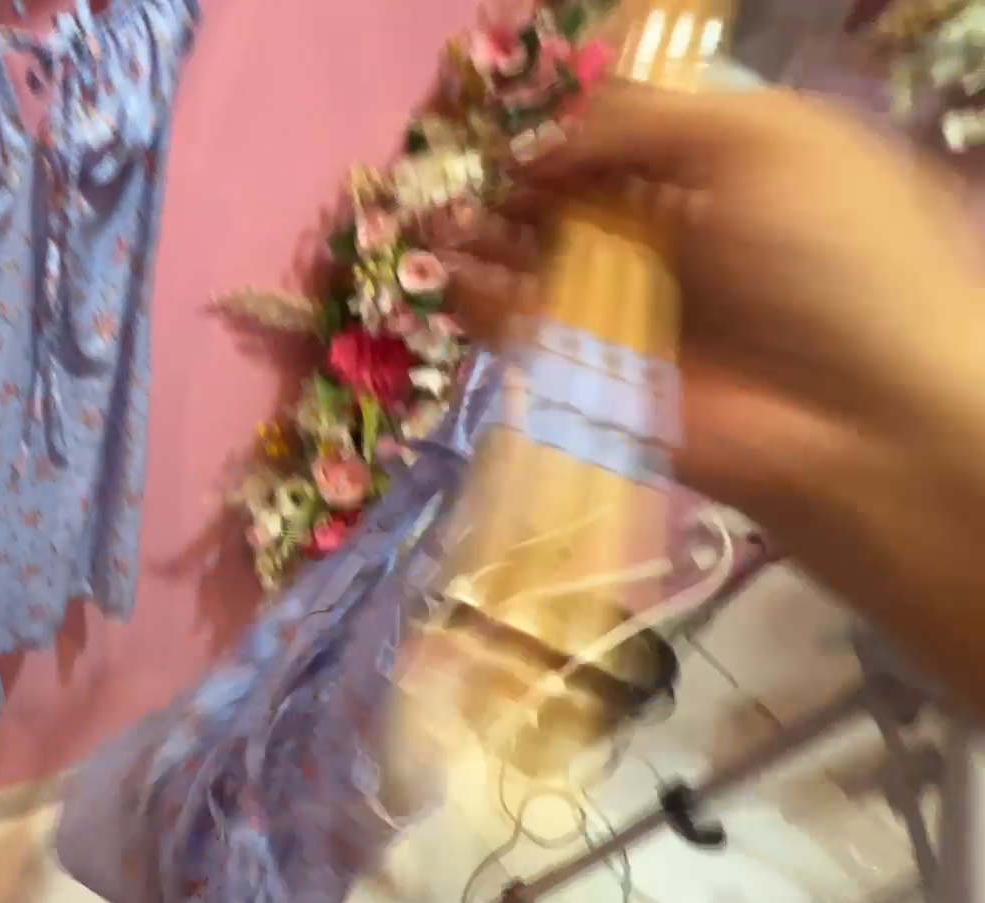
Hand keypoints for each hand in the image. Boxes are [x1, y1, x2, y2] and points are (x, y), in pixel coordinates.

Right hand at [441, 82, 983, 526]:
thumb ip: (646, 127)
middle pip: (553, 208)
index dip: (554, 142)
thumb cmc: (819, 256)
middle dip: (501, 196)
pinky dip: (475, 303)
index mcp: (700, 180)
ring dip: (474, 245)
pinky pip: (510, 325)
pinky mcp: (572, 364)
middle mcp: (647, 239)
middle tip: (452, 192)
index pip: (605, 151)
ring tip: (433, 233)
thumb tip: (538, 151)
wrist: (837, 408)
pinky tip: (451, 282)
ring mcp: (605, 305)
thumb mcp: (761, 143)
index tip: (507, 144)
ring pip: (520, 266)